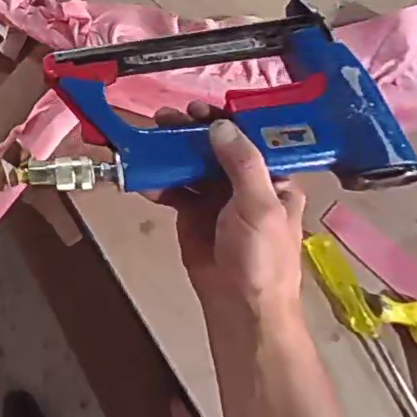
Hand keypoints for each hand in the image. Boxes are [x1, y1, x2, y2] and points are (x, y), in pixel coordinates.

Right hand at [149, 103, 305, 318]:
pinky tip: (145, 175)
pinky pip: (174, 188)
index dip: (226, 121)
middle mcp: (244, 183)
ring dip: (171, 151)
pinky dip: (158, 180)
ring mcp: (216, 198)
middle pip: (214, 148)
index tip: (199, 110)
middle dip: (190, 132)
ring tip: (150, 138)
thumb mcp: (260, 206)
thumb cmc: (261, 258)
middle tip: (165, 118)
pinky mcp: (192, 213)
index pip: (250, 139)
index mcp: (272, 179)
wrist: (239, 307)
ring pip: (191, 165)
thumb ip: (242, 164)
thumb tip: (220, 125)